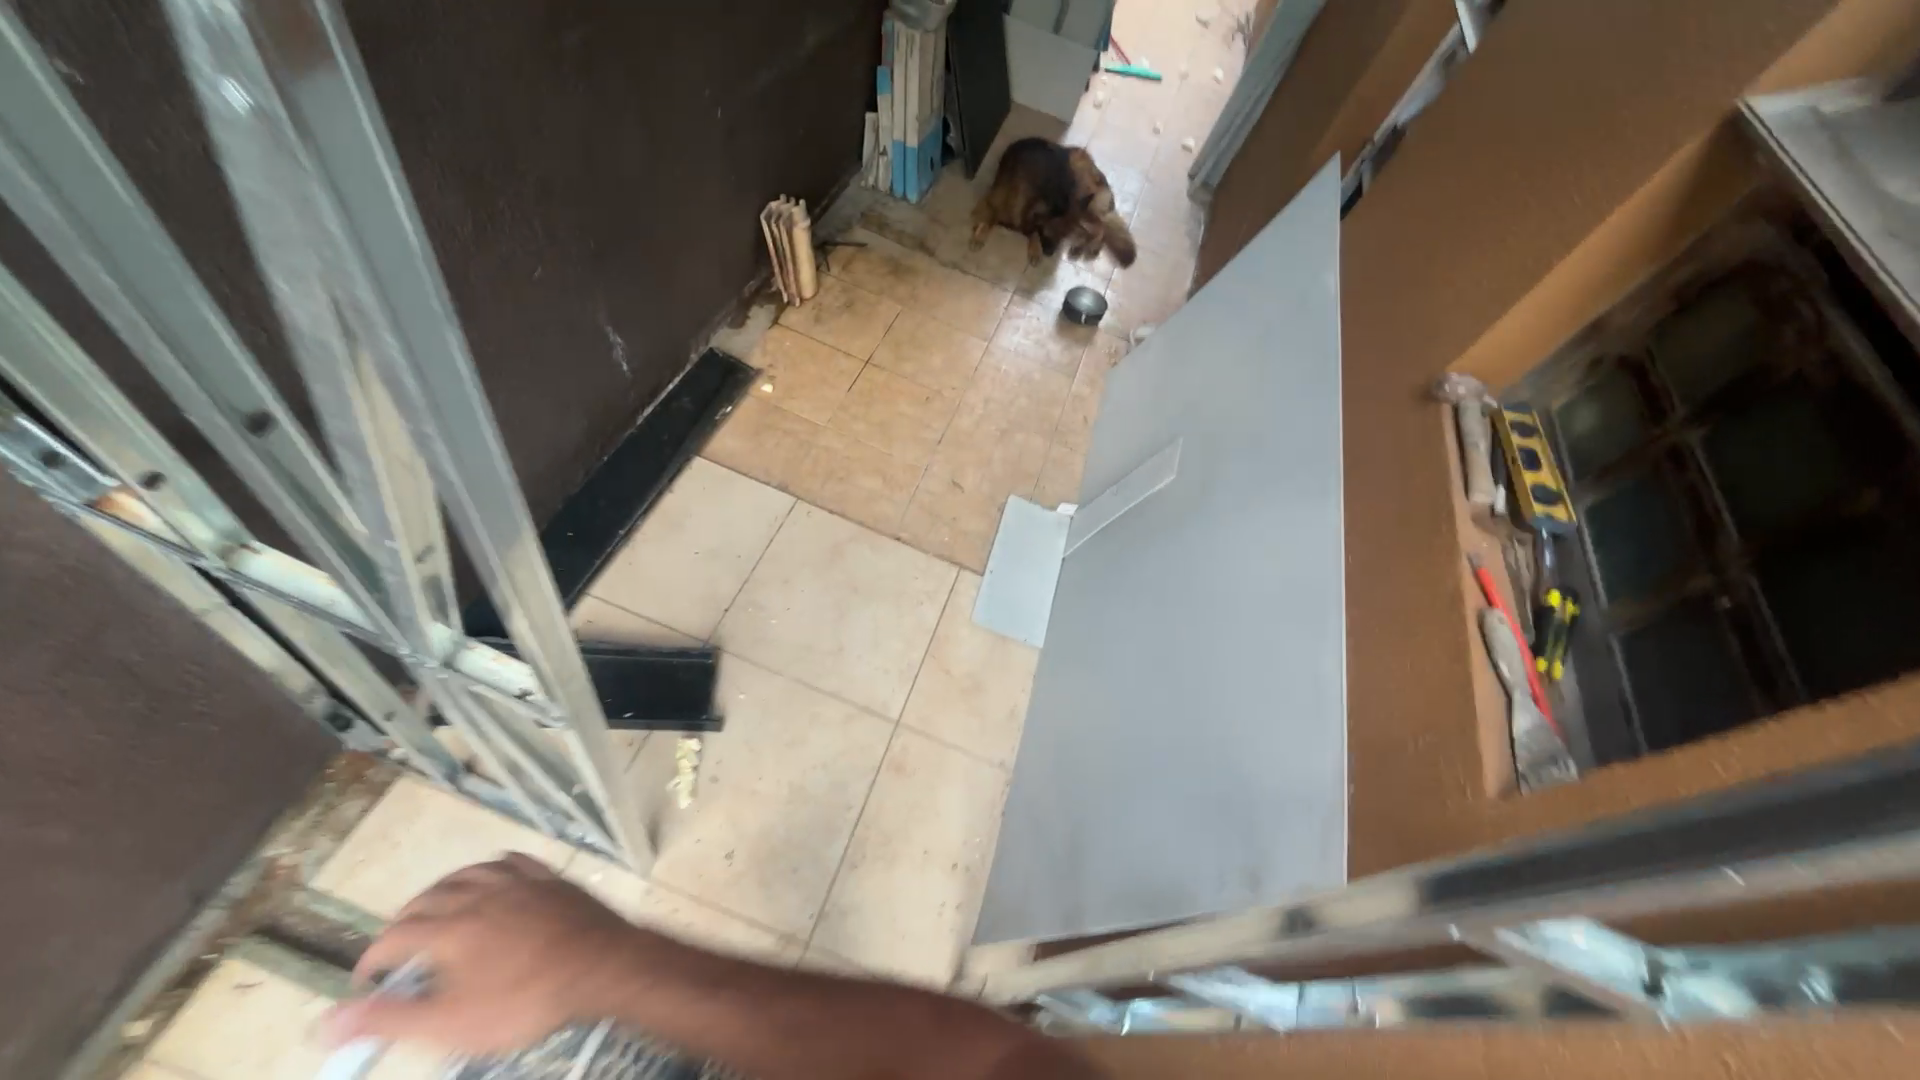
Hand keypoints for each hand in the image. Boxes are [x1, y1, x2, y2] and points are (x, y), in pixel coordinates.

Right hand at [320, 853, 674, 1054]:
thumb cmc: (525, 1000)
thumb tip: (327, 1022)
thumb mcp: (450, 1023)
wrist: (601, 966)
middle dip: (405, 920)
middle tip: (397, 942)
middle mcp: (481, 894)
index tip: (365, 980)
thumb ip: (389, 1019)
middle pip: (429, 897)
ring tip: (437, 905)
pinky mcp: (553, 880)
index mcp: (451, 928)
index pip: (395, 936)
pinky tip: (496, 871)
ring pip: (471, 873)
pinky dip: (496, 866)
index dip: (373, 958)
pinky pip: (517, 862)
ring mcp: (521, 882)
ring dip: (446, 888)